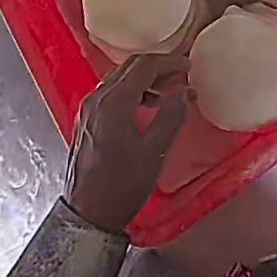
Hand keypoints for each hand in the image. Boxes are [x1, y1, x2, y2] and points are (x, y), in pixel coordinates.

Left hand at [65, 53, 189, 233]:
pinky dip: (133, 91)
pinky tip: (148, 106)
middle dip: (158, 67)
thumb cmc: (123, 185)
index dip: (169, 62)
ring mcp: (88, 109)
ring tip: (170, 92)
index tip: (189, 66)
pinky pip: (112, 93)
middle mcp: (97, 99)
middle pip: (129, 68)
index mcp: (114, 102)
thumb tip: (183, 92)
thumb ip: (171, 116)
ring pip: (120, 79)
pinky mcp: (86, 120)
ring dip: (146, 79)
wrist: (87, 214)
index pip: (144, 66)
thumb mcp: (154, 152)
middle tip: (182, 76)